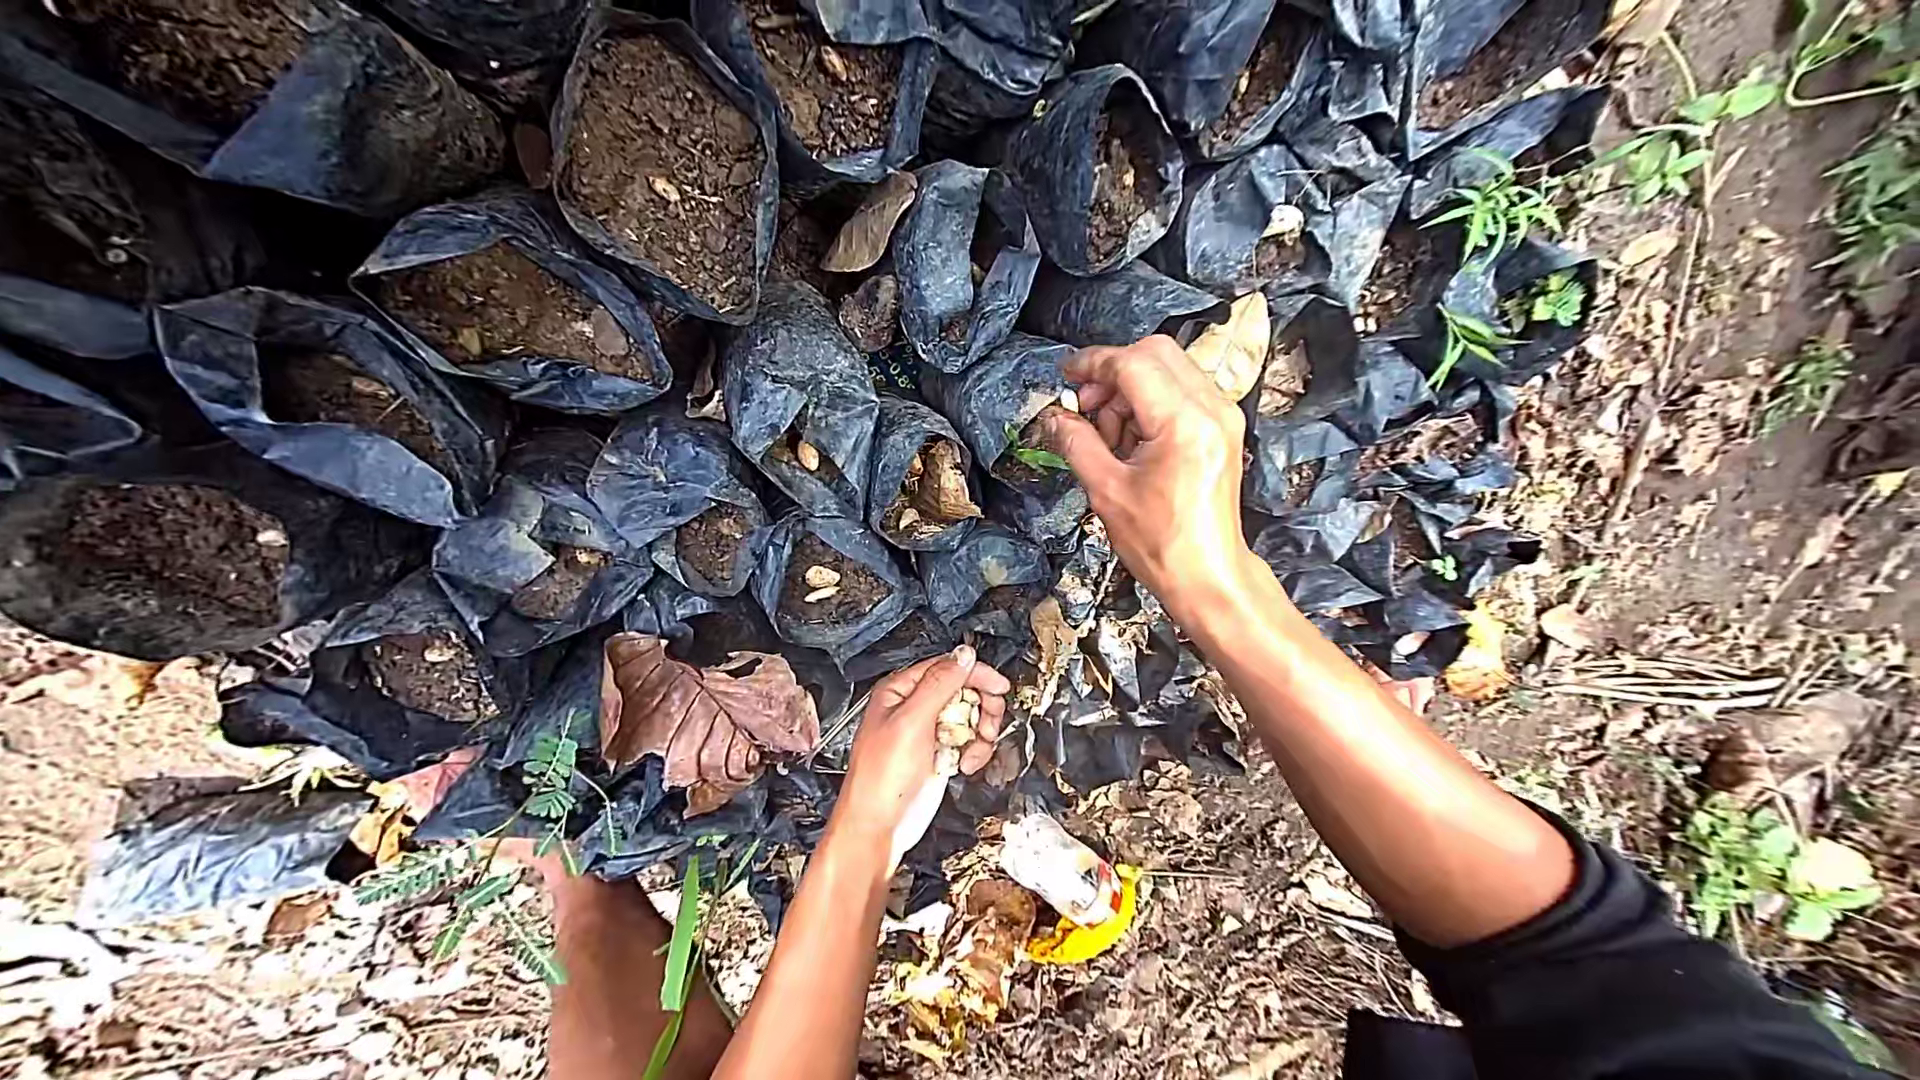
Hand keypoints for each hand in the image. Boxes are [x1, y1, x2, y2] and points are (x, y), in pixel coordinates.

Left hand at [838, 645, 1008, 867]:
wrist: (878, 827)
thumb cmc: (879, 779)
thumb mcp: (911, 723)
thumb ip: (939, 685)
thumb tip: (963, 656)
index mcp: (901, 691)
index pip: (947, 667)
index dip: (976, 675)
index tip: (998, 687)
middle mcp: (915, 707)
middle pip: (964, 690)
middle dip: (982, 707)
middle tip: (987, 724)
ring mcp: (929, 730)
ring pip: (971, 716)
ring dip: (980, 733)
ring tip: (976, 748)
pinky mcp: (940, 752)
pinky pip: (970, 740)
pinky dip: (975, 751)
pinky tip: (965, 763)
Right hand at [1047, 335, 1265, 621]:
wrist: (1207, 574)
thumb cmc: (1164, 544)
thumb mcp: (1106, 491)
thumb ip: (1076, 443)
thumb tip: (1055, 417)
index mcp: (1184, 424)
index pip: (1133, 364)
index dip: (1092, 364)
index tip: (1067, 374)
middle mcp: (1211, 411)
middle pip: (1154, 354)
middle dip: (1111, 374)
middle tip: (1085, 407)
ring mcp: (1221, 418)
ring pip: (1167, 370)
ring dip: (1129, 390)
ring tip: (1108, 435)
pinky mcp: (1221, 429)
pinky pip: (1180, 392)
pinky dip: (1149, 403)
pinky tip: (1130, 440)